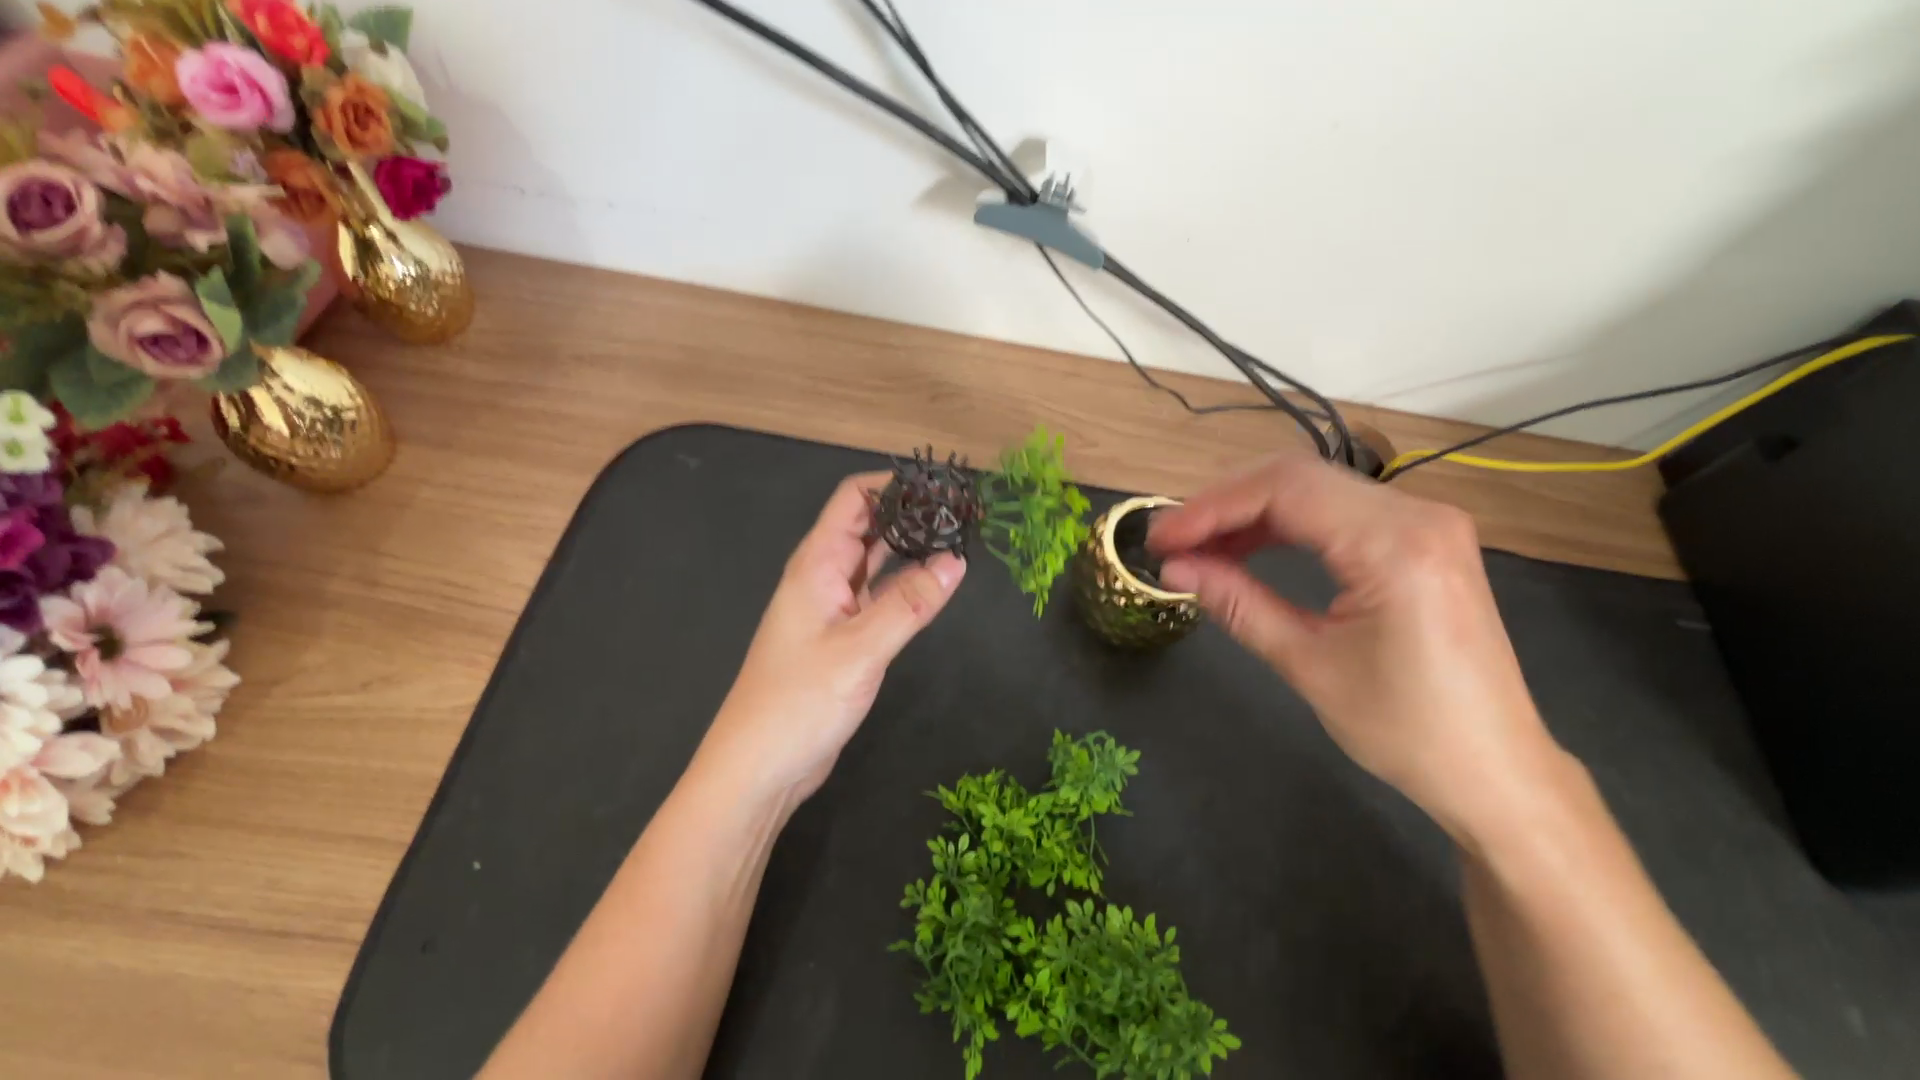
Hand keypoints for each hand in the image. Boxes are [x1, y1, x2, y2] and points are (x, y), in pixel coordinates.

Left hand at [699, 472, 966, 808]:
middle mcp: (822, 578)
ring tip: (960, 540)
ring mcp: (831, 609)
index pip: (854, 501)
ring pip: (875, 565)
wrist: (758, 766)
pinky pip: (877, 599)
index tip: (942, 485)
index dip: (894, 485)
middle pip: (868, 528)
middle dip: (911, 516)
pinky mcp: (841, 640)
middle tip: (964, 513)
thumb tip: (957, 560)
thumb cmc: (800, 701)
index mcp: (816, 565)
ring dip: (911, 551)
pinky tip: (936, 587)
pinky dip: (905, 588)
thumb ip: (910, 604)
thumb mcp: (860, 649)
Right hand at [1148, 454, 1565, 839]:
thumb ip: (1239, 604)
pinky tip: (1249, 548)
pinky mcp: (1425, 540)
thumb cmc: (1405, 730)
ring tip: (1199, 547)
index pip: (1284, 490)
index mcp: (1395, 544)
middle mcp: (1418, 514)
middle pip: (1299, 477)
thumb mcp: (1309, 665)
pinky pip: (1342, 513)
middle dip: (1225, 503)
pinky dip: (1288, 525)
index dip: (1210, 507)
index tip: (1160, 538)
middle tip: (1172, 541)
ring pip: (1318, 490)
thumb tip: (1175, 569)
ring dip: (1252, 512)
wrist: (1496, 769)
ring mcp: (1427, 523)